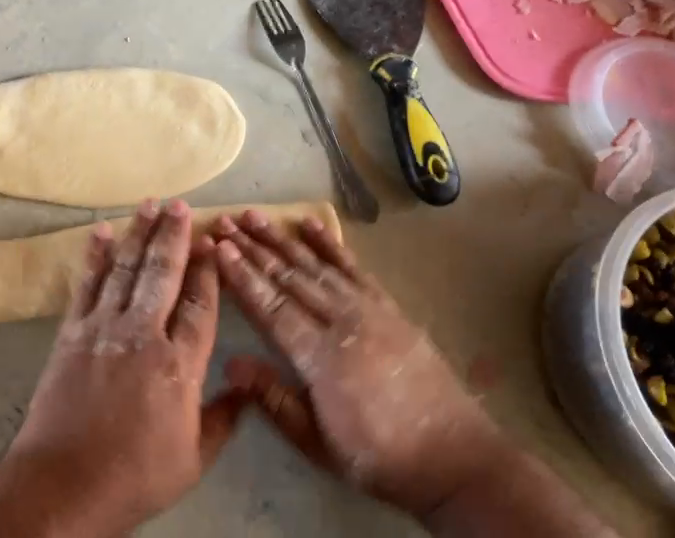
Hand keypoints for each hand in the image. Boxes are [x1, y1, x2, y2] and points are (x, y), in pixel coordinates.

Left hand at [0, 200, 246, 537]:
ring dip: (138, 234)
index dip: (207, 271)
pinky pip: (87, 284)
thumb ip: (224, 417)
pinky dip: (95, 256)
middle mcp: (143, 335)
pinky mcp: (72, 331)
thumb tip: (246, 386)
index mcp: (179, 366)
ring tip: (149, 204)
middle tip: (181, 205)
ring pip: (126, 270)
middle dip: (173, 236)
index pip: (199, 306)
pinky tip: (102, 232)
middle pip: (163, 274)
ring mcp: (104, 328)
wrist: (65, 480)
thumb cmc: (136, 474)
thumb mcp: (195, 457)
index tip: (213, 242)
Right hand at [211, 211, 500, 519]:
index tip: (218, 248)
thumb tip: (229, 363)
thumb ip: (274, 400)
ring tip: (253, 215)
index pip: (271, 307)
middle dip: (253, 248)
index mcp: (321, 358)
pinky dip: (330, 244)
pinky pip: (354, 268)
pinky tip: (309, 224)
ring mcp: (369, 311)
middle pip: (289, 278)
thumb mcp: (319, 444)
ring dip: (281, 239)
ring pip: (316, 266)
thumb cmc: (379, 457)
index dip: (242, 276)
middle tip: (224, 222)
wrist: (457, 460)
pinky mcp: (390, 308)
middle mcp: (343, 324)